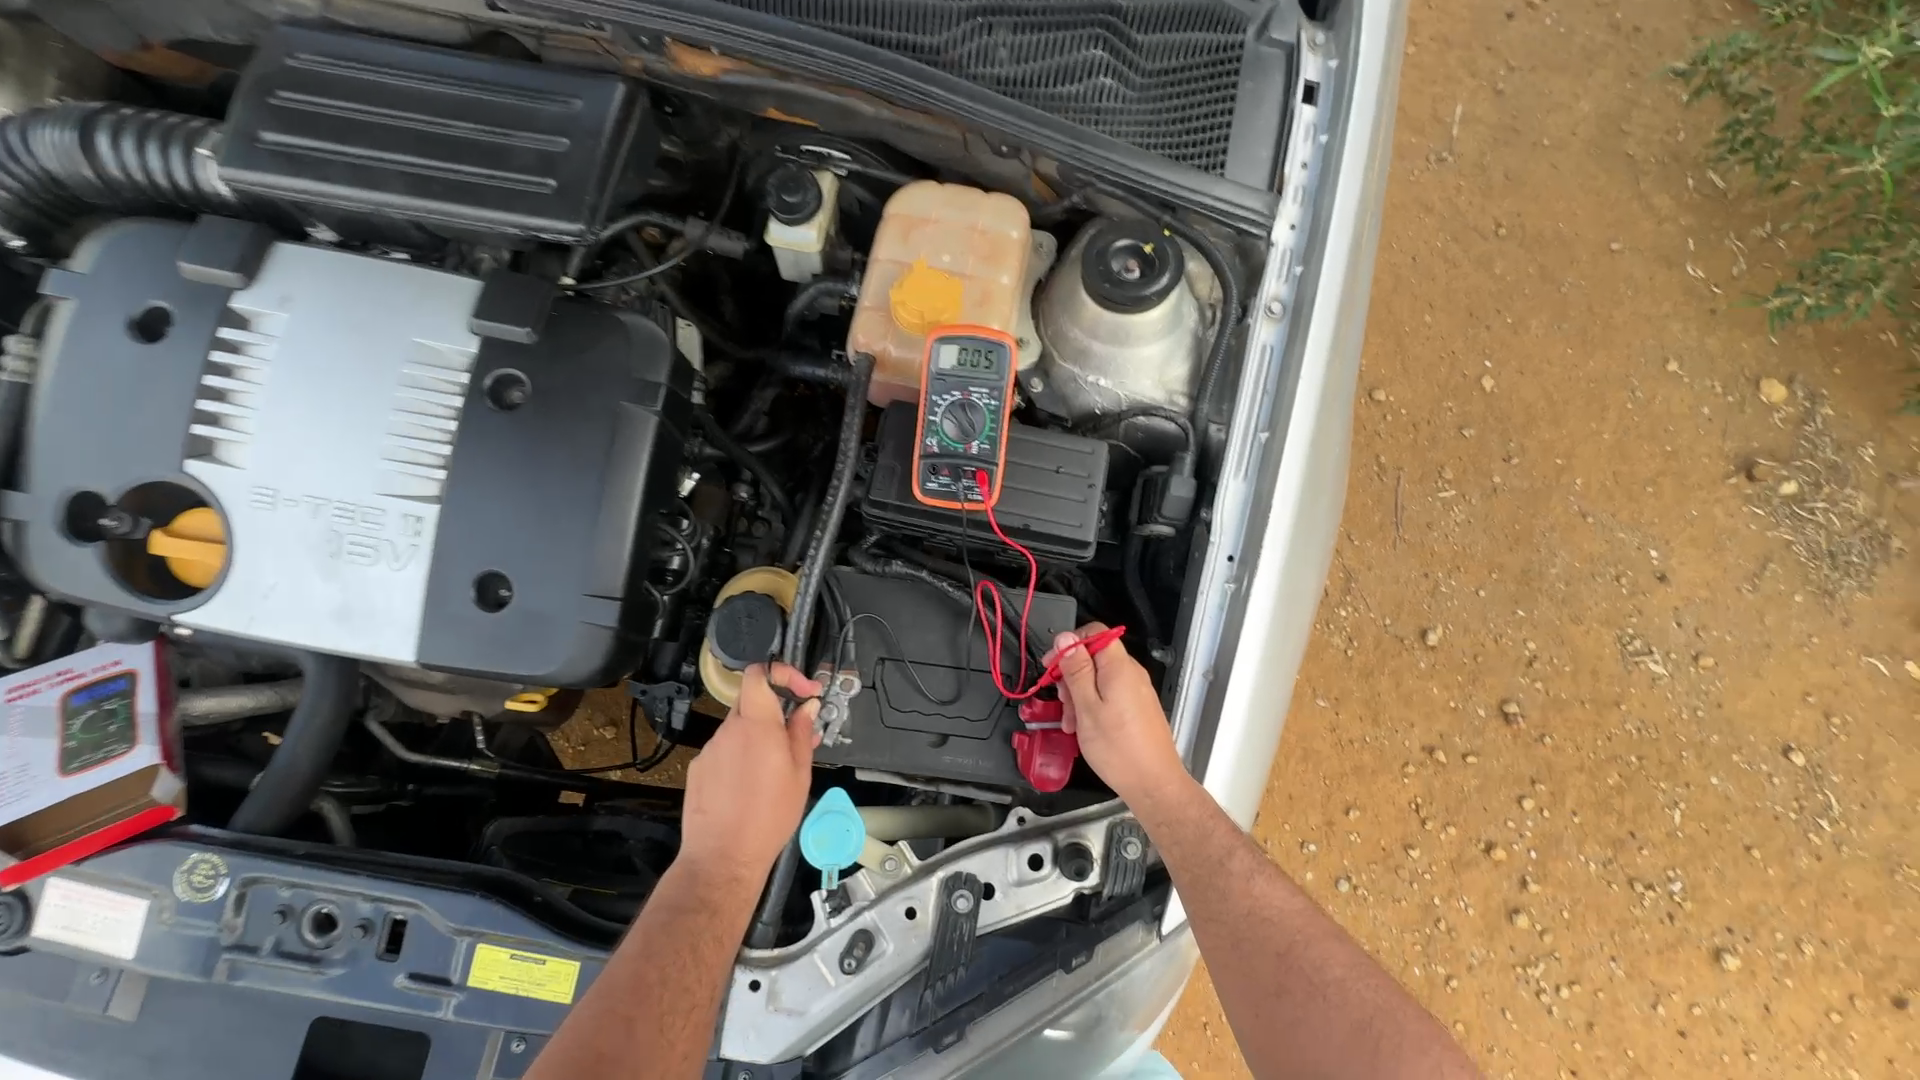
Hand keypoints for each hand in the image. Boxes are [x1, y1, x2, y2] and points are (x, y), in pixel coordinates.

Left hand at [679, 663, 821, 883]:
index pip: (758, 675)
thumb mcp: (800, 773)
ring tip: (773, 773)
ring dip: (757, 740)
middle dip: (774, 714)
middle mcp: (729, 730)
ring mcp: (709, 749)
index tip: (803, 692)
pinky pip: (723, 752)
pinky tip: (748, 789)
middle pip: (750, 703)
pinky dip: (739, 759)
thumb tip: (807, 707)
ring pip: (738, 731)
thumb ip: (802, 733)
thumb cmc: (769, 816)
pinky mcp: (698, 769)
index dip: (782, 674)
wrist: (723, 857)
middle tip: (794, 738)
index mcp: (757, 725)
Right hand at [1046, 623, 1187, 804]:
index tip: (1053, 665)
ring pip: (1100, 678)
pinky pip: (1110, 694)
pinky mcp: (1138, 707)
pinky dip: (1093, 705)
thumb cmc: (1120, 751)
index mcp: (1119, 668)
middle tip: (1062, 700)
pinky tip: (1085, 727)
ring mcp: (1137, 691)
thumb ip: (1076, 670)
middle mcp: (1132, 674)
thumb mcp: (1087, 707)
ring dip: (1080, 694)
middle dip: (1072, 674)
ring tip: (1072, 721)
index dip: (1070, 644)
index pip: (1095, 633)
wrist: (1153, 784)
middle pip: (1095, 657)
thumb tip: (1066, 639)